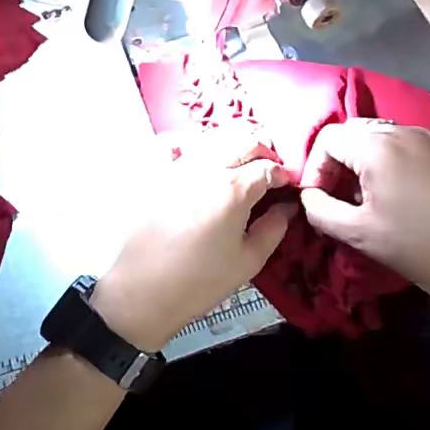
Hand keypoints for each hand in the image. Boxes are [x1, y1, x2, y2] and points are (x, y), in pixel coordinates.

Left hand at [89, 139, 296, 351]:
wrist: (142, 291)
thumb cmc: (200, 281)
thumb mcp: (248, 261)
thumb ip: (273, 228)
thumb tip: (286, 207)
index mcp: (234, 188)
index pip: (268, 167)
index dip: (283, 175)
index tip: (287, 188)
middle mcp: (207, 167)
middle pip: (244, 141)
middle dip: (263, 152)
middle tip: (268, 173)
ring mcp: (178, 167)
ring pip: (214, 138)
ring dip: (233, 146)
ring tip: (239, 167)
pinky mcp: (156, 175)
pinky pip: (177, 145)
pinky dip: (194, 146)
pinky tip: (200, 163)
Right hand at [299, 120, 429, 339]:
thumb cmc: (424, 247)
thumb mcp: (362, 235)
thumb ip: (322, 211)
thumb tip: (309, 197)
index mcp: (378, 146)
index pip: (329, 138)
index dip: (315, 170)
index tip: (322, 202)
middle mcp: (408, 130)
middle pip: (360, 136)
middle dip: (345, 166)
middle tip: (349, 203)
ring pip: (392, 142)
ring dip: (376, 167)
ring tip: (384, 203)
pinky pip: (423, 150)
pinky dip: (408, 169)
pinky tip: (422, 202)